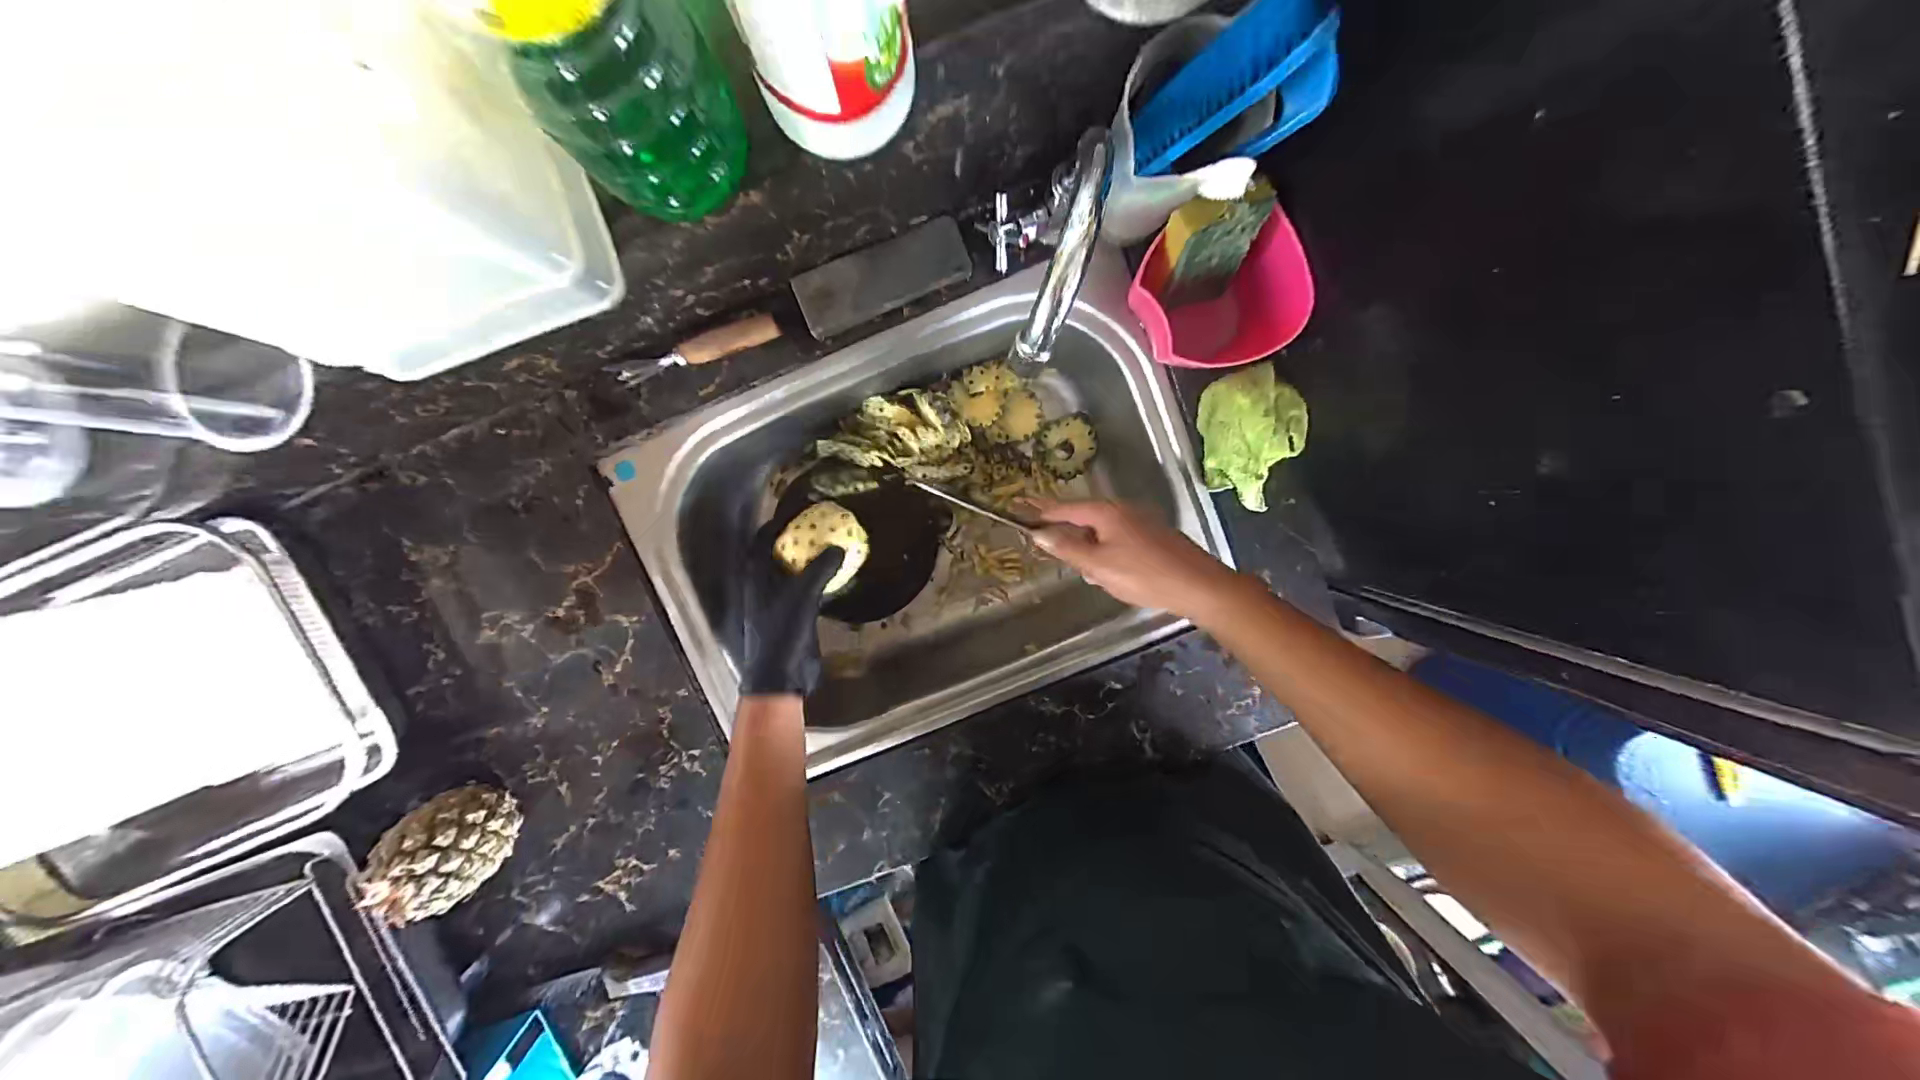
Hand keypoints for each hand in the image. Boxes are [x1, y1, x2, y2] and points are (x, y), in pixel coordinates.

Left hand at [737, 513, 845, 696]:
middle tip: (818, 525)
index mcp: (756, 576)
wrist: (780, 675)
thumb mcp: (803, 595)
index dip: (777, 522)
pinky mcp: (790, 615)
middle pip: (776, 552)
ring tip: (828, 544)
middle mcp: (761, 585)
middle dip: (795, 537)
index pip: (762, 539)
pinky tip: (833, 574)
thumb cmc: (783, 631)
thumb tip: (838, 548)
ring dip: (806, 557)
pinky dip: (815, 577)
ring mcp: (774, 601)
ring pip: (790, 570)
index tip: (798, 510)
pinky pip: (803, 587)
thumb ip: (820, 569)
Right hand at [1026, 499, 1244, 617]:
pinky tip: (1111, 573)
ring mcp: (1139, 522)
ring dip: (1087, 547)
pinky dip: (1105, 551)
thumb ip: (1067, 549)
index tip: (1019, 507)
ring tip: (1087, 568)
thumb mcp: (1098, 566)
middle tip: (1046, 533)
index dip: (1040, 511)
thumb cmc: (1144, 576)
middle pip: (1082, 517)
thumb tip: (1039, 534)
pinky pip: (1116, 539)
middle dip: (1065, 529)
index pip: (1064, 508)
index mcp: (1105, 513)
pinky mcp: (1151, 537)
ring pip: (1100, 531)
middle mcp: (1122, 510)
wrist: (1199, 586)